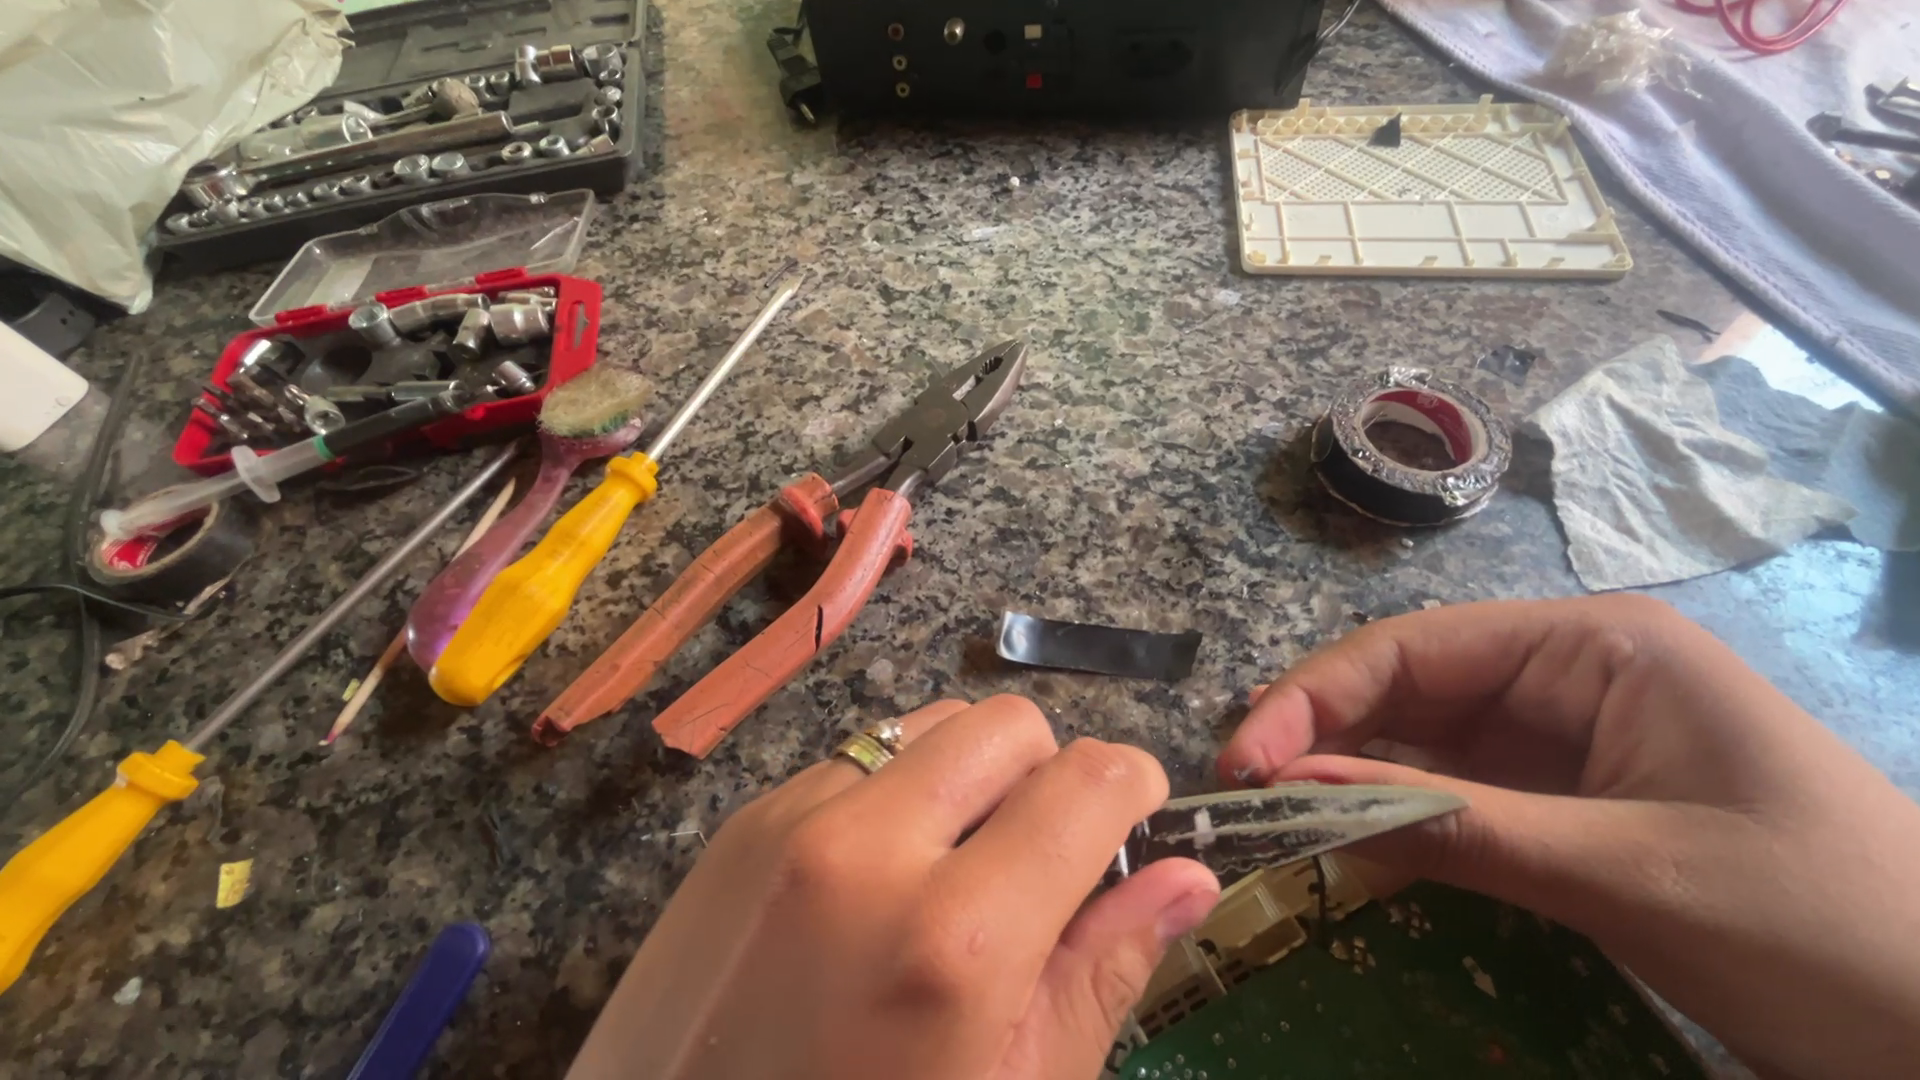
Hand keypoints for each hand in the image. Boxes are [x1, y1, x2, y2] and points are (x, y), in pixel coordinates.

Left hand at [569, 696, 1219, 1079]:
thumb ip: (1104, 970)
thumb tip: (1187, 877)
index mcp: (954, 937)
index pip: (1085, 782)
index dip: (1132, 787)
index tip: (1134, 816)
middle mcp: (868, 848)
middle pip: (1006, 724)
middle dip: (1046, 770)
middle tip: (1037, 853)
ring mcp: (792, 820)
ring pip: (929, 725)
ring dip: (968, 774)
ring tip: (953, 862)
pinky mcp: (744, 820)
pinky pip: (856, 757)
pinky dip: (894, 792)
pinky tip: (875, 875)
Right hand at [1219, 595, 1919, 1079]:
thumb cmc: (1834, 934)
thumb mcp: (1629, 875)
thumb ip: (1451, 826)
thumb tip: (1296, 792)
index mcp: (1592, 646)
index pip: (1412, 648)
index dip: (1315, 696)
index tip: (1247, 757)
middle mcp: (1560, 675)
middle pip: (1400, 689)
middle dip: (1317, 735)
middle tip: (1242, 791)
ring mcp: (1553, 738)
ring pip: (1411, 742)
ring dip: (1340, 778)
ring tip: (1268, 815)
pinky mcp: (1550, 798)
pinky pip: (1442, 794)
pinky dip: (1386, 819)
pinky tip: (1337, 840)